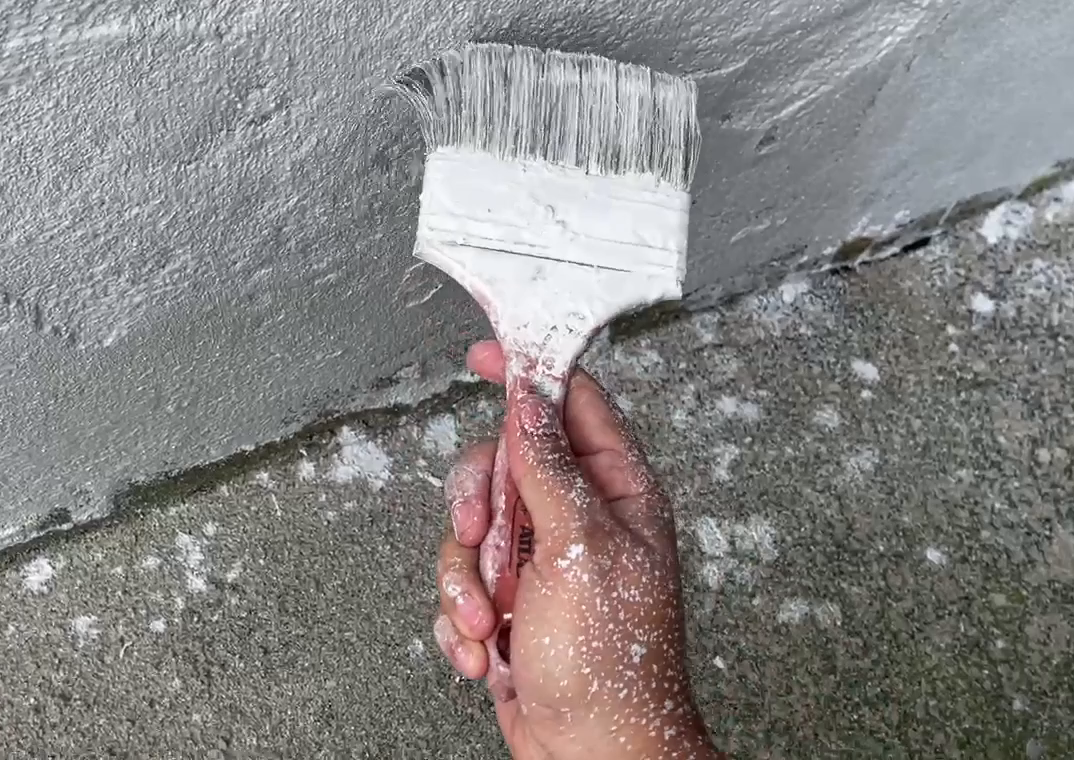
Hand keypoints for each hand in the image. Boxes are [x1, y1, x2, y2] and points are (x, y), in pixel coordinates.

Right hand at [435, 341, 722, 759]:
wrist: (590, 759)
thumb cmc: (612, 663)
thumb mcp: (581, 548)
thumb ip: (550, 466)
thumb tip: (528, 400)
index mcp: (612, 489)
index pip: (569, 402)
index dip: (528, 372)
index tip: (485, 355)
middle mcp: (572, 512)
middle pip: (502, 459)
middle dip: (480, 504)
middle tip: (484, 538)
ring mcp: (535, 553)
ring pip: (471, 521)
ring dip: (469, 577)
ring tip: (491, 621)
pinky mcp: (505, 591)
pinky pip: (460, 573)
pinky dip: (463, 614)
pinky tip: (489, 650)